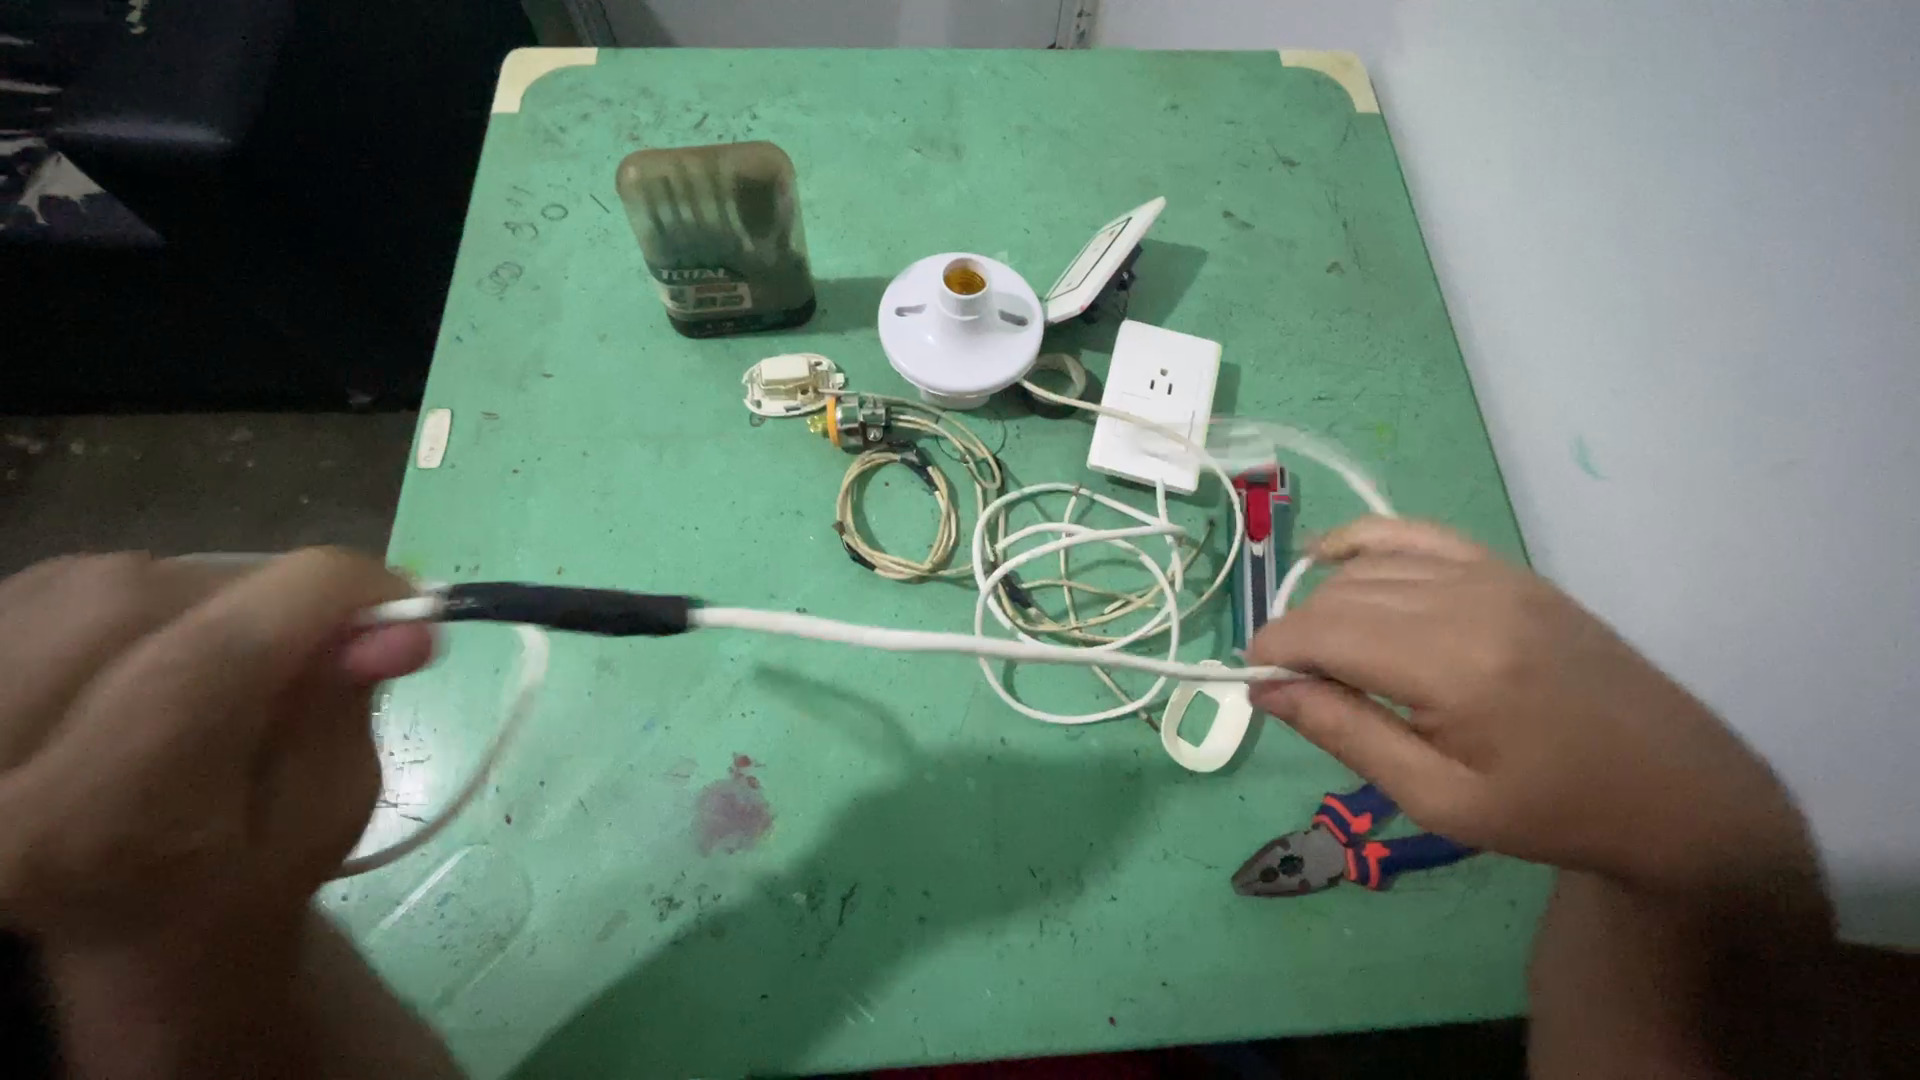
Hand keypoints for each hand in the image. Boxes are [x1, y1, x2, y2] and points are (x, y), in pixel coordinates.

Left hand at [0, 549, 430, 953]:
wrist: (121, 929)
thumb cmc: (244, 879)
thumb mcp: (327, 809)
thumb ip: (348, 709)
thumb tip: (404, 624)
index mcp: (93, 826)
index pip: (205, 659)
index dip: (322, 595)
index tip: (400, 594)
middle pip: (134, 601)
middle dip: (258, 594)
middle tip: (322, 627)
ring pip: (90, 581)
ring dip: (199, 594)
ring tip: (242, 648)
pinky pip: (53, 587)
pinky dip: (141, 598)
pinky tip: (171, 646)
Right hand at [1248, 518, 1810, 893]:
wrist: (1679, 793)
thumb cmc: (1550, 812)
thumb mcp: (1436, 798)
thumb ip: (1343, 733)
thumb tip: (1263, 689)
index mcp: (1453, 666)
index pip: (1324, 631)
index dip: (1273, 648)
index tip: (1252, 675)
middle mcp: (1469, 602)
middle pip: (1339, 596)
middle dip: (1296, 632)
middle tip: (1291, 680)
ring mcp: (1494, 577)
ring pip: (1368, 568)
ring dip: (1326, 601)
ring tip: (1322, 649)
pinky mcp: (1509, 571)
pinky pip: (1415, 534)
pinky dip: (1362, 541)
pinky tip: (1328, 555)